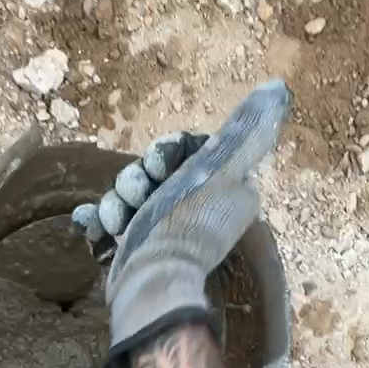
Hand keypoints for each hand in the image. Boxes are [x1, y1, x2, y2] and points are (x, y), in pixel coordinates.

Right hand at [71, 79, 291, 367]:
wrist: (156, 278)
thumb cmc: (187, 226)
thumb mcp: (221, 172)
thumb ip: (245, 137)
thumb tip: (277, 89)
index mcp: (216, 190)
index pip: (183, 155)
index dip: (163, 155)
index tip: (156, 165)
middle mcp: (189, 209)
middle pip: (149, 175)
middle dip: (134, 182)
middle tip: (135, 196)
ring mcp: (158, 233)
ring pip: (125, 199)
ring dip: (114, 203)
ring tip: (117, 222)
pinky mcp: (131, 252)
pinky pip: (107, 226)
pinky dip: (97, 223)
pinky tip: (91, 223)